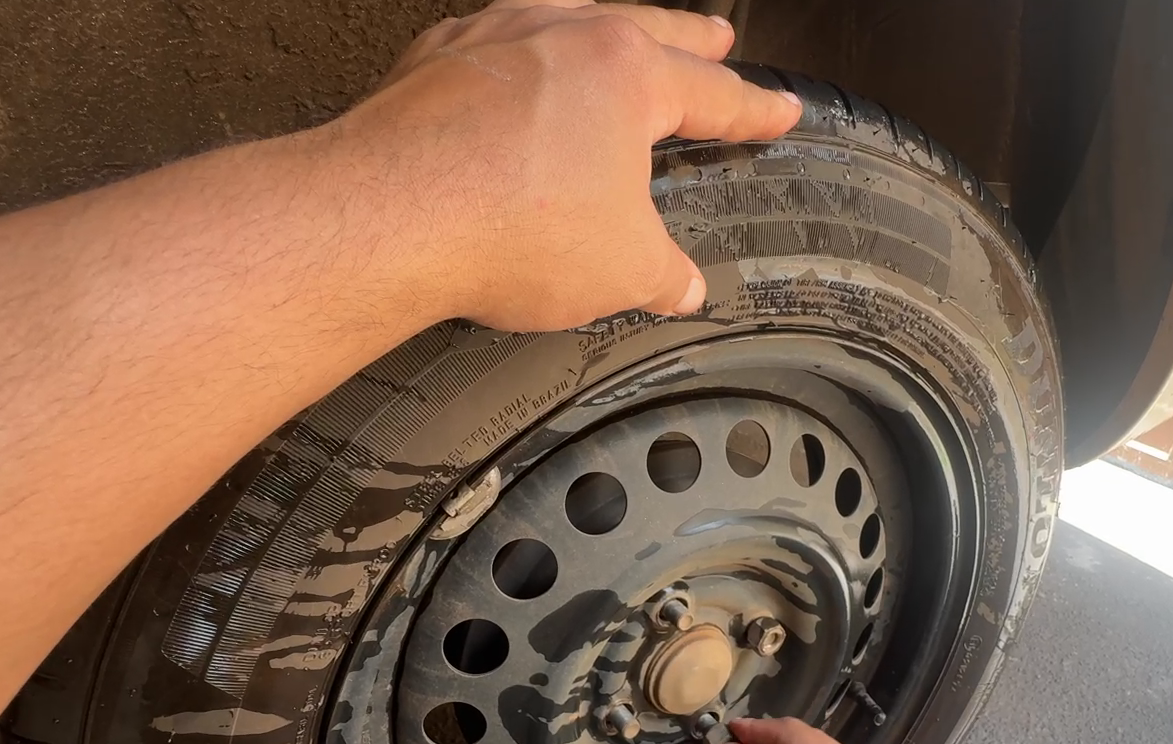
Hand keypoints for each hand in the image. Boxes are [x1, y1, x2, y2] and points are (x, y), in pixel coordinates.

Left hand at [336, 0, 802, 330]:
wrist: (393, 218)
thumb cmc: (516, 229)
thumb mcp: (625, 271)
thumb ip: (666, 275)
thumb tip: (684, 287)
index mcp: (626, 76)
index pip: (713, 95)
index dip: (755, 110)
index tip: (779, 111)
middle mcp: (563, 35)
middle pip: (647, 30)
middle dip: (692, 42)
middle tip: (718, 42)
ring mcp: (494, 40)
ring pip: (570, 21)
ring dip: (607, 33)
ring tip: (622, 42)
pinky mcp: (437, 66)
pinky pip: (502, 48)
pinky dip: (529, 61)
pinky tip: (526, 77)